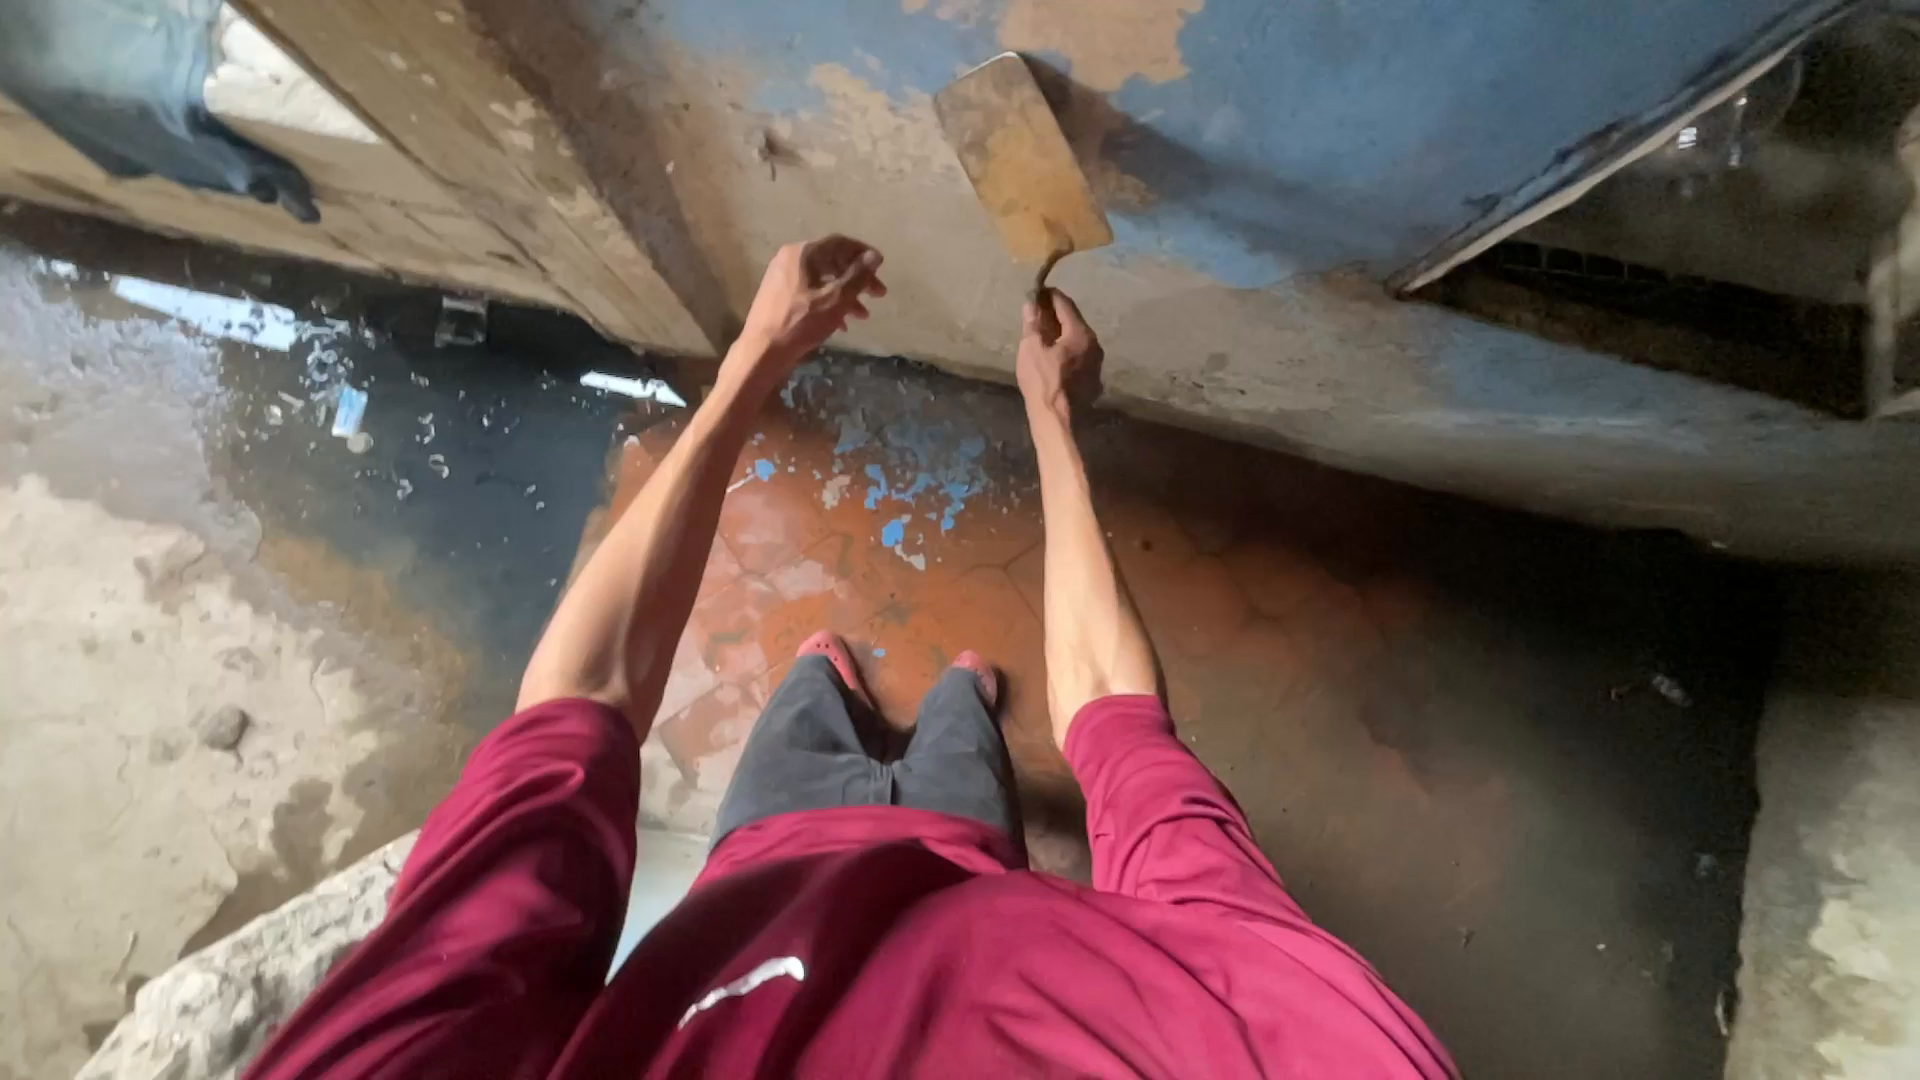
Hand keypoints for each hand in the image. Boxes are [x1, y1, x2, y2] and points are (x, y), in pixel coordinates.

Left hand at [731, 235, 885, 383]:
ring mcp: (782, 278)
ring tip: (862, 317)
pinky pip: (810, 293)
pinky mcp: (779, 297)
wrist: (763, 350)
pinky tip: (840, 324)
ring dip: (846, 295)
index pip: (840, 243)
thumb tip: (875, 256)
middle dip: (858, 279)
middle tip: (878, 295)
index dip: (863, 254)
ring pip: (823, 280)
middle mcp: (791, 259)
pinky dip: (828, 303)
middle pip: (832, 262)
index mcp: (804, 253)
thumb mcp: (836, 299)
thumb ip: (857, 276)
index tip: (882, 268)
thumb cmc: (801, 322)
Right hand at [1016, 289, 1101, 417]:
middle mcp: (1095, 345)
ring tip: (1043, 335)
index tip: (1038, 291)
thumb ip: (1032, 323)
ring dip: (1062, 335)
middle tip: (1038, 313)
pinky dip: (1066, 352)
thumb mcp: (1031, 348)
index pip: (1065, 304)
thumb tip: (1031, 303)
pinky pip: (1079, 357)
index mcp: (1081, 333)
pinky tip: (1054, 357)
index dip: (1050, 296)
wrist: (1056, 419)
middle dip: (1055, 316)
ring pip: (1078, 341)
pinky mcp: (1092, 380)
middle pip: (1074, 322)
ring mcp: (1096, 364)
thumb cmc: (1042, 381)